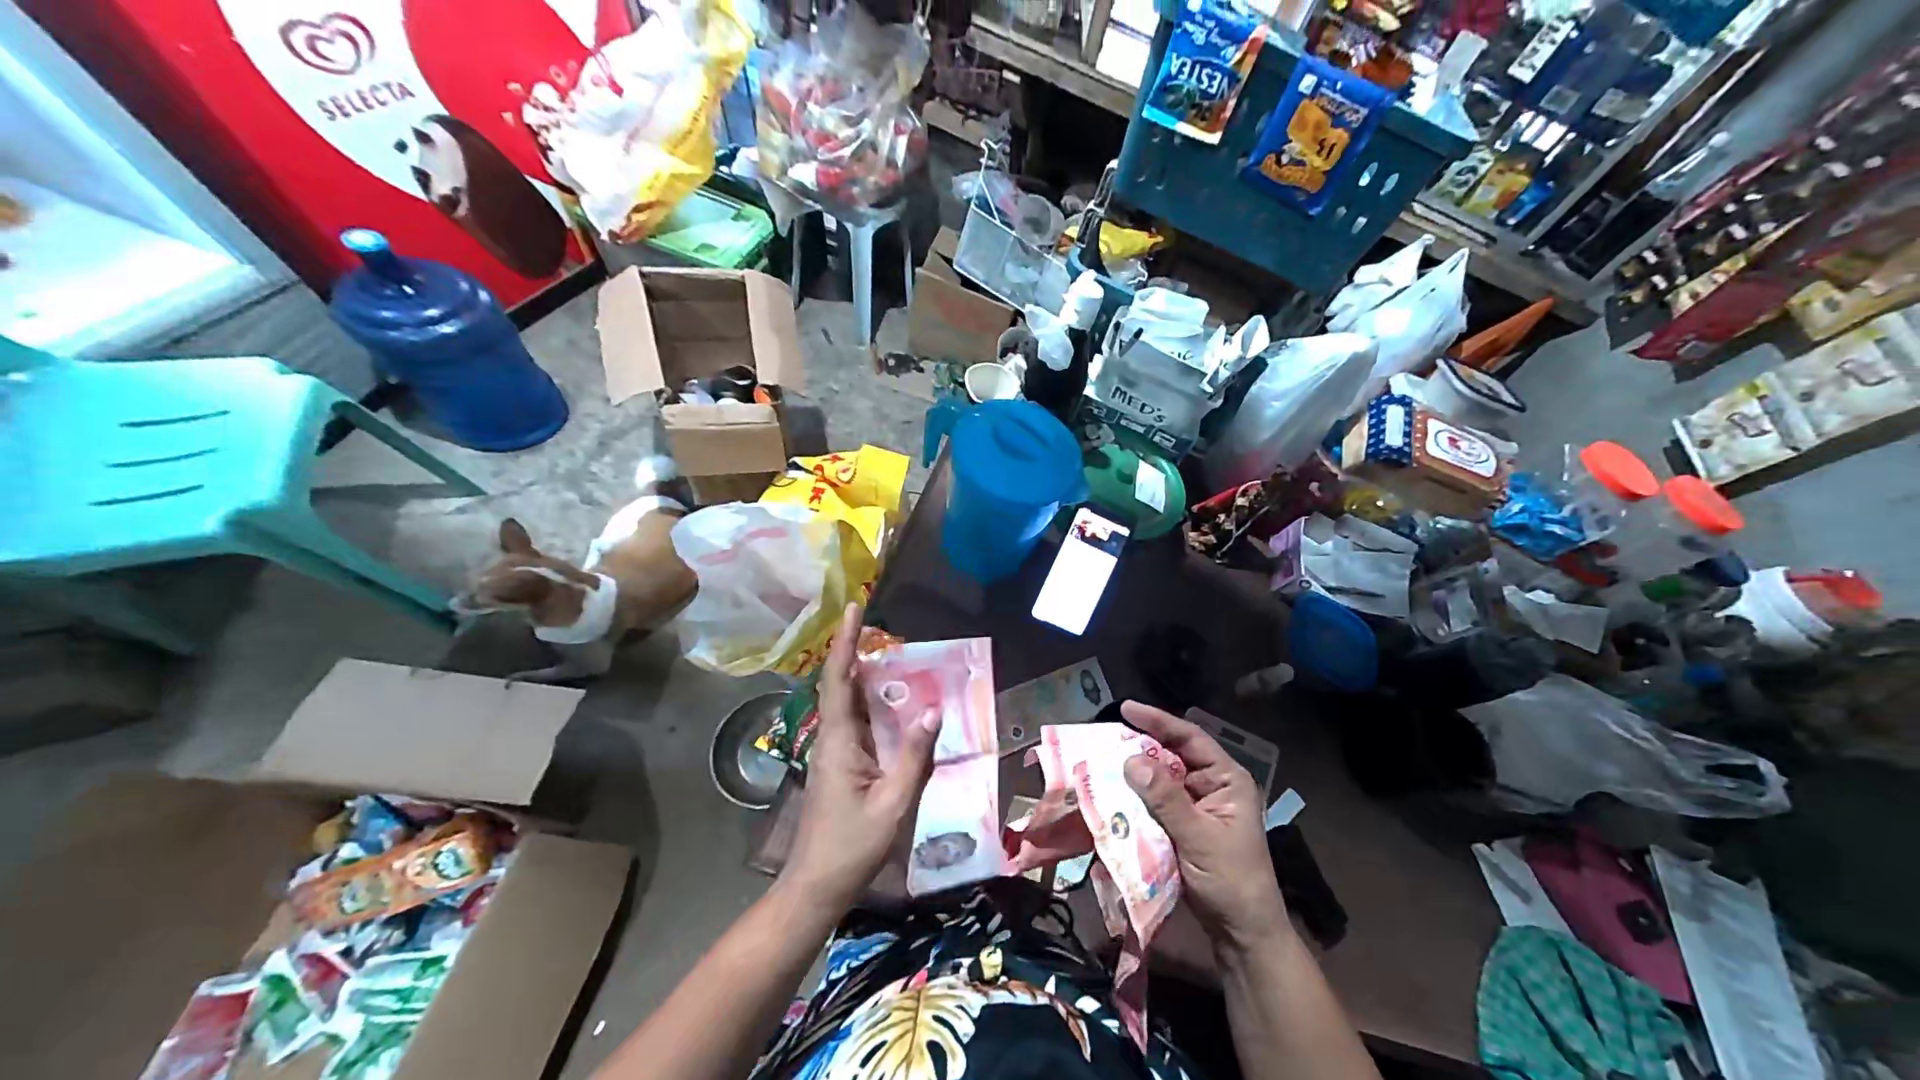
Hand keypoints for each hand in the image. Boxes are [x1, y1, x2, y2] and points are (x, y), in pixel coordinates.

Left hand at [781, 604, 939, 912]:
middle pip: (841, 684)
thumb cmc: (852, 846)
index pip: (839, 679)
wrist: (816, 885)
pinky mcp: (840, 766)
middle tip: (882, 626)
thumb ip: (913, 757)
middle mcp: (832, 739)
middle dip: (856, 650)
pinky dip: (872, 704)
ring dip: (864, 676)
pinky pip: (856, 723)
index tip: (853, 608)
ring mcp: (833, 753)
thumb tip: (933, 712)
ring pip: (848, 703)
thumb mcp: (893, 803)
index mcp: (839, 741)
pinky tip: (893, 705)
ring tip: (892, 655)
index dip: (845, 642)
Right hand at [1121, 700, 1289, 953]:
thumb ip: (1166, 798)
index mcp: (1227, 780)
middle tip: (1105, 736)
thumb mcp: (1199, 837)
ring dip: (1134, 774)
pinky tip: (1112, 794)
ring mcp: (1196, 808)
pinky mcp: (1181, 828)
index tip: (1126, 708)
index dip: (1159, 721)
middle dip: (1140, 746)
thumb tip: (1131, 760)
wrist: (1244, 935)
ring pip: (1159, 781)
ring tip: (1102, 760)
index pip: (1190, 739)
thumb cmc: (1232, 881)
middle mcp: (1211, 787)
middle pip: (1171, 756)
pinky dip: (1135, 799)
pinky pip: (1154, 805)